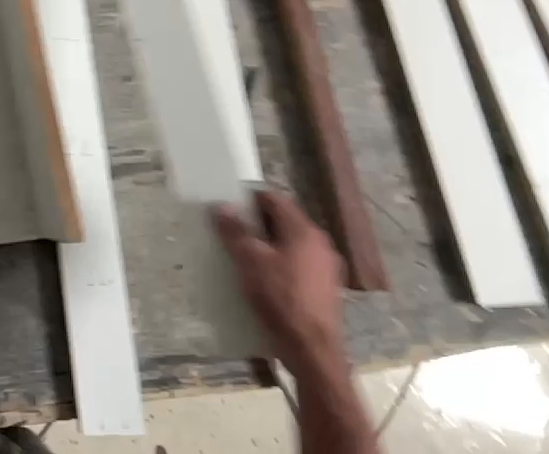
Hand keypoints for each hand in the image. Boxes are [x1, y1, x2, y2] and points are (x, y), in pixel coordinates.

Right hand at [213, 190, 345, 373]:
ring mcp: (326, 266)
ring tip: (244, 256)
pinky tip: (264, 278)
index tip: (228, 208)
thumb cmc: (280, 298)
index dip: (248, 199)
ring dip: (268, 244)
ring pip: (291, 243)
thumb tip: (221, 206)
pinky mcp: (325, 287)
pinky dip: (280, 263)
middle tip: (231, 231)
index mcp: (303, 230)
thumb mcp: (249, 260)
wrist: (312, 350)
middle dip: (257, 223)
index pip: (273, 198)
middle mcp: (320, 243)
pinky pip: (298, 263)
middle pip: (283, 220)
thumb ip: (235, 230)